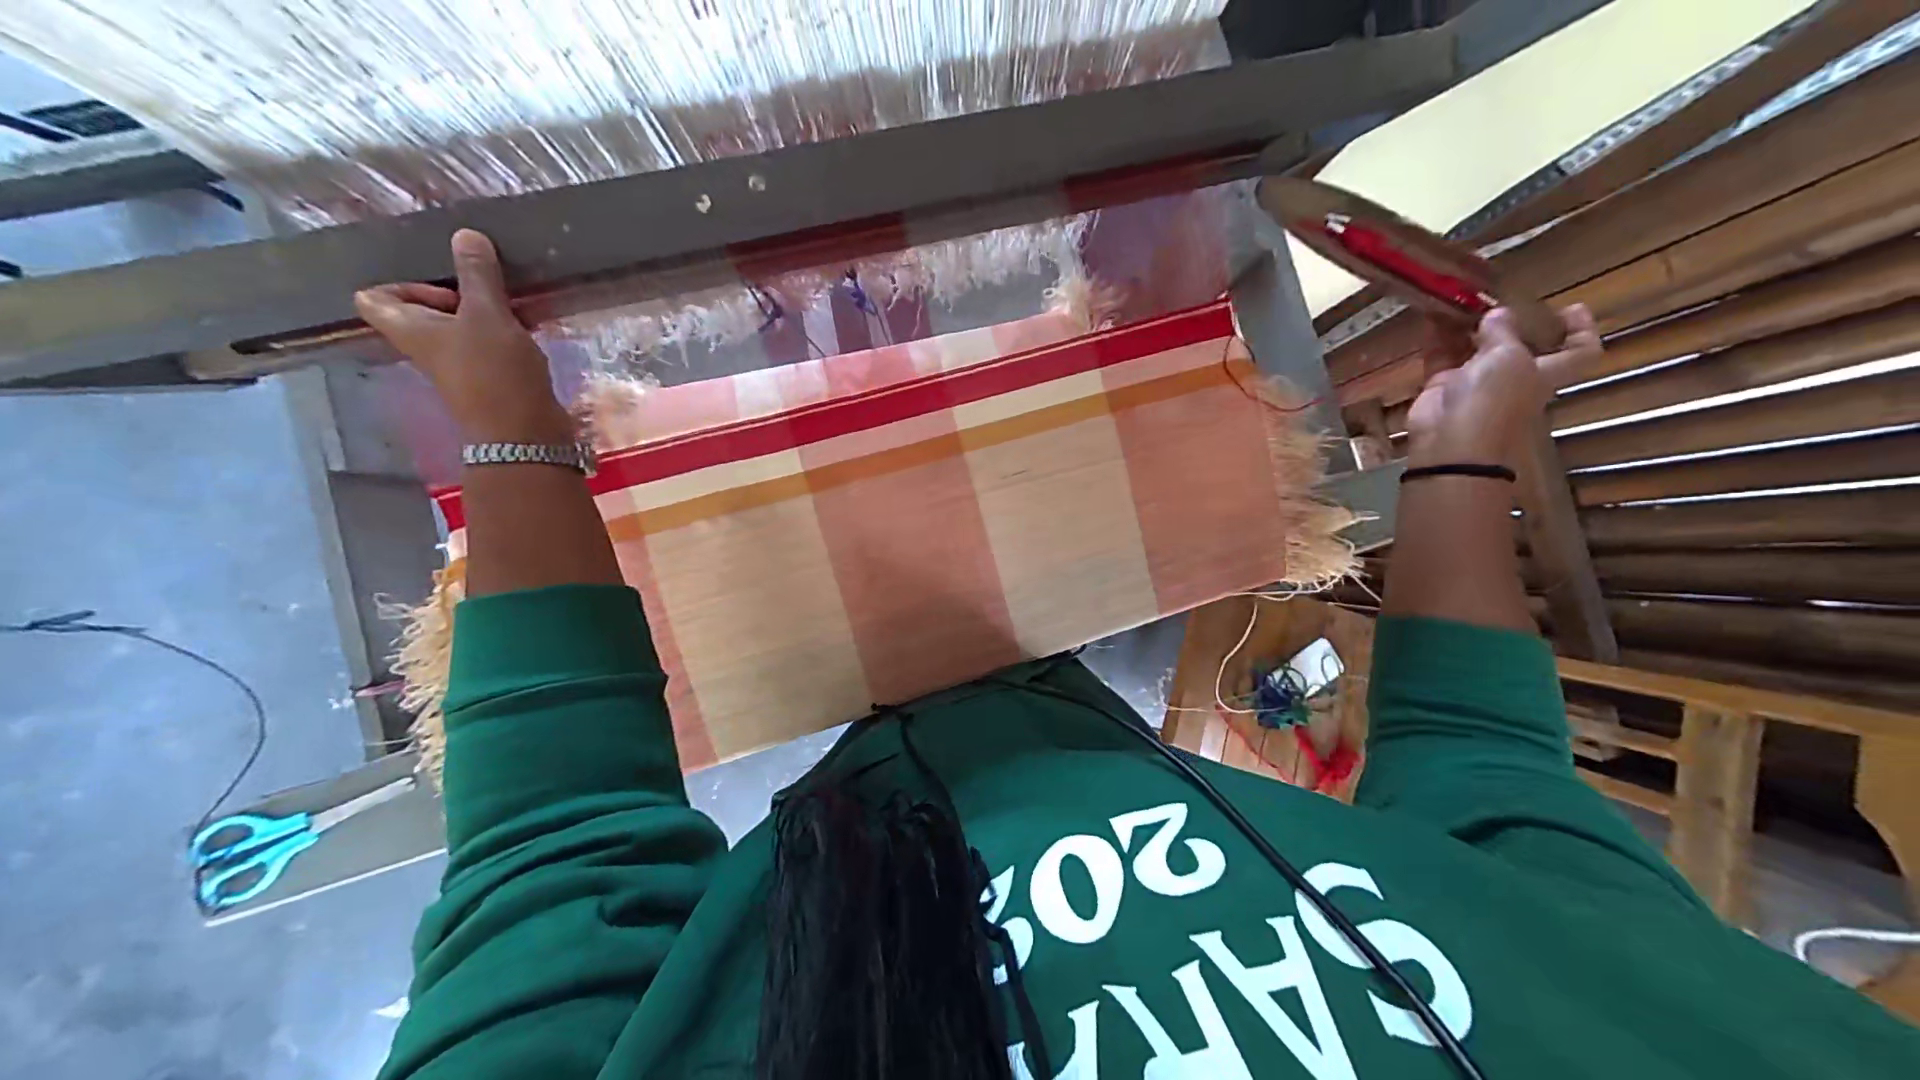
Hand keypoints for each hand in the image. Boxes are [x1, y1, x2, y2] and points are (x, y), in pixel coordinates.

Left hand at [354, 229, 573, 443]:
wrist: (525, 434)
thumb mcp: (487, 316)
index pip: (374, 297)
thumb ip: (477, 275)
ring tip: (514, 306)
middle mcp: (427, 347)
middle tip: (486, 292)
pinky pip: (489, 346)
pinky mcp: (490, 379)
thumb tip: (466, 235)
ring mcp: (459, 365)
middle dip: (456, 294)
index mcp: (409, 329)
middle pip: (424, 310)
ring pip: (461, 327)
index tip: (444, 284)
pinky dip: (505, 334)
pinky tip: (530, 330)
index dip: (402, 284)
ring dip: (485, 314)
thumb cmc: (495, 372)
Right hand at [1404, 305, 1600, 468]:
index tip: (1572, 308)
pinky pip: (1441, 357)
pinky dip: (1436, 338)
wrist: (1450, 441)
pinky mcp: (1442, 386)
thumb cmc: (1493, 399)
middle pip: (1518, 343)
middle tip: (1496, 295)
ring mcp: (1475, 381)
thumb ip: (1503, 331)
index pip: (1578, 352)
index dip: (1582, 330)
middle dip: (1509, 319)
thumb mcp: (1508, 357)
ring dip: (1467, 324)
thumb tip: (1498, 313)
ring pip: (1475, 346)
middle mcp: (1513, 375)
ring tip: (1457, 297)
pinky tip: (1431, 316)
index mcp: (1545, 371)